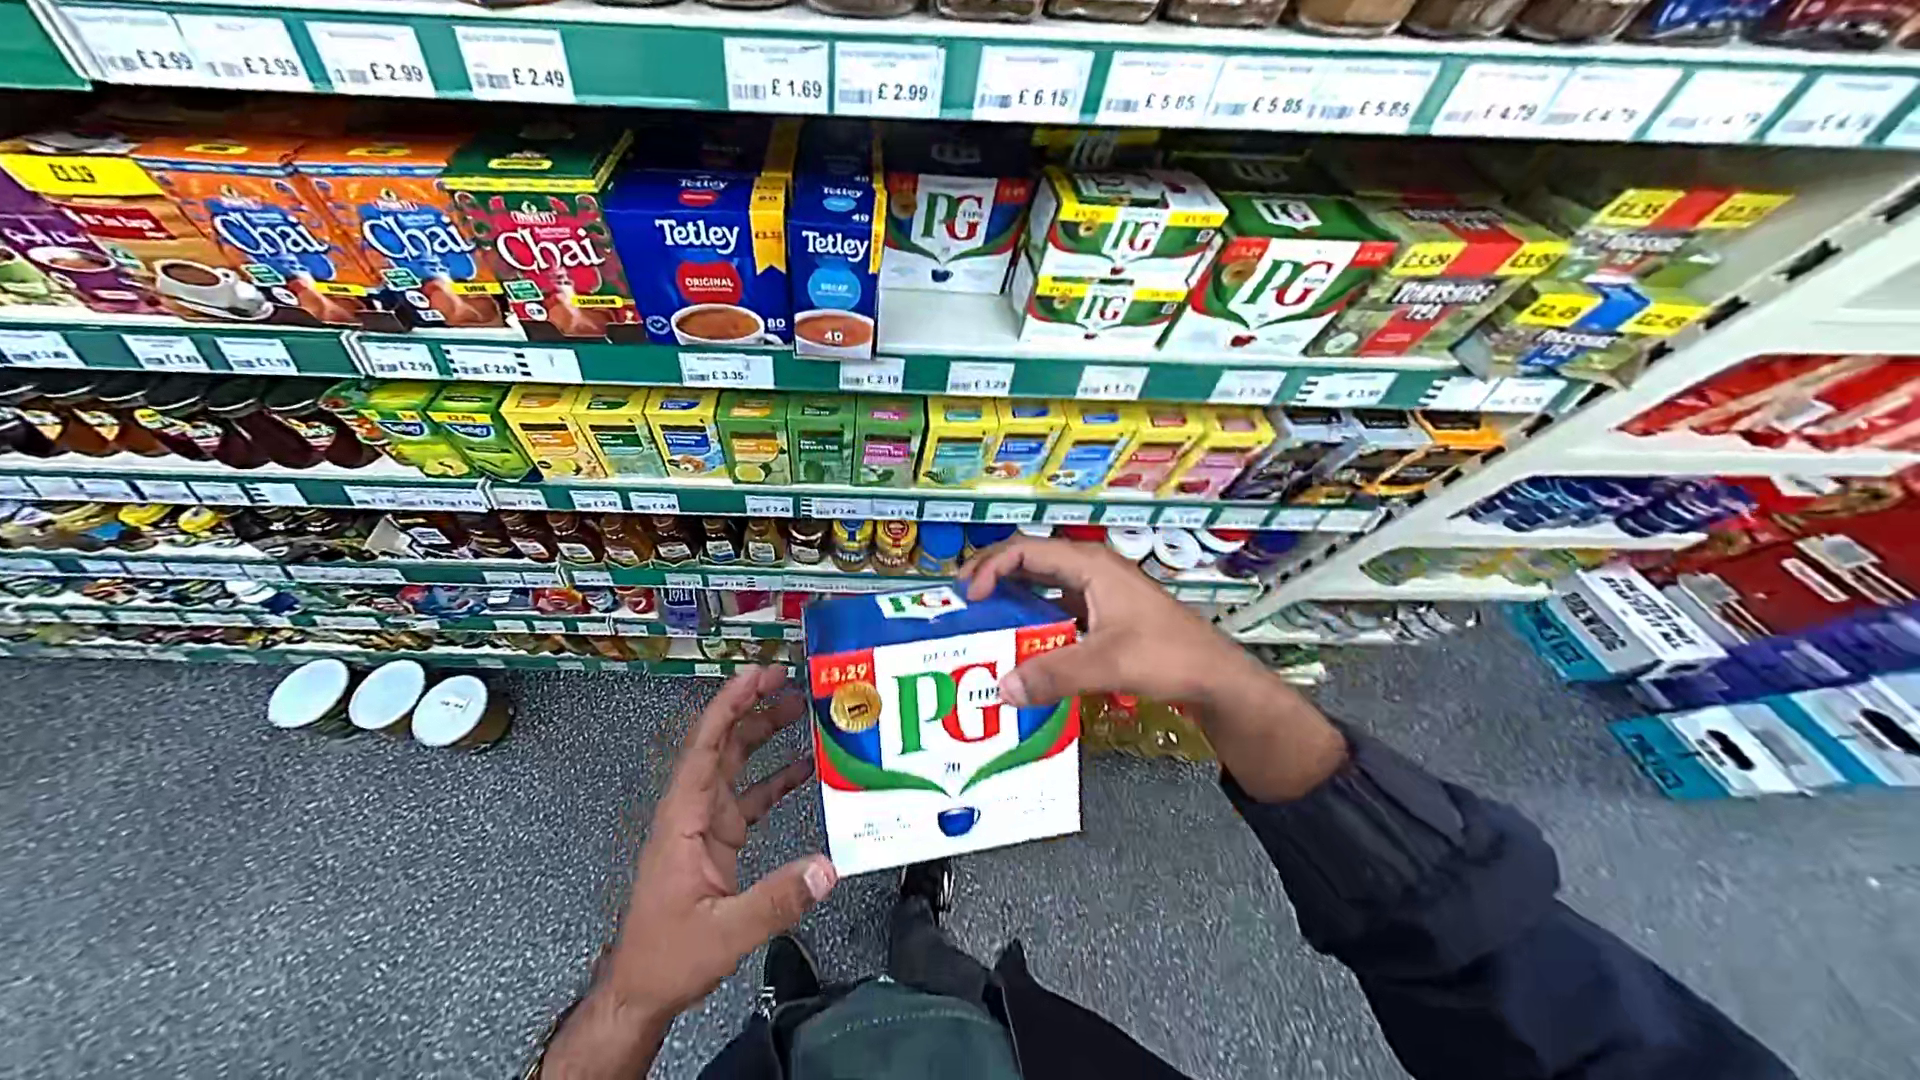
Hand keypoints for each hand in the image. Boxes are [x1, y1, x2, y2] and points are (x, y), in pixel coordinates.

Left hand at [613, 665, 836, 1014]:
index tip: (757, 675)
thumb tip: (827, 867)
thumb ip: (777, 900)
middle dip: (754, 707)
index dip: (730, 705)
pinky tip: (805, 769)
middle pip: (725, 743)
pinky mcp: (720, 838)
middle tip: (790, 683)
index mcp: (684, 818)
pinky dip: (777, 778)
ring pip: (738, 763)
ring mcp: (707, 822)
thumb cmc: (666, 957)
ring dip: (767, 734)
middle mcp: (694, 810)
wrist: (641, 989)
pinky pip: (752, 795)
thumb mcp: (724, 932)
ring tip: (802, 711)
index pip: (706, 746)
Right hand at [958, 536, 1267, 708]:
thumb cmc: (1167, 656)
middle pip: (1032, 559)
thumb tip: (1002, 689)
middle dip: (995, 574)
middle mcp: (1092, 570)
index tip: (970, 596)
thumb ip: (1054, 674)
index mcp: (1091, 565)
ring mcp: (1100, 591)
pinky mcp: (1104, 612)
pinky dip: (1034, 615)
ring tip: (985, 617)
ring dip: (1013, 594)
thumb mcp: (1108, 663)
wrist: (1215, 676)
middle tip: (964, 599)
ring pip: (1045, 582)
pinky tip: (1023, 638)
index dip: (991, 566)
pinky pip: (1058, 604)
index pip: (1027, 550)